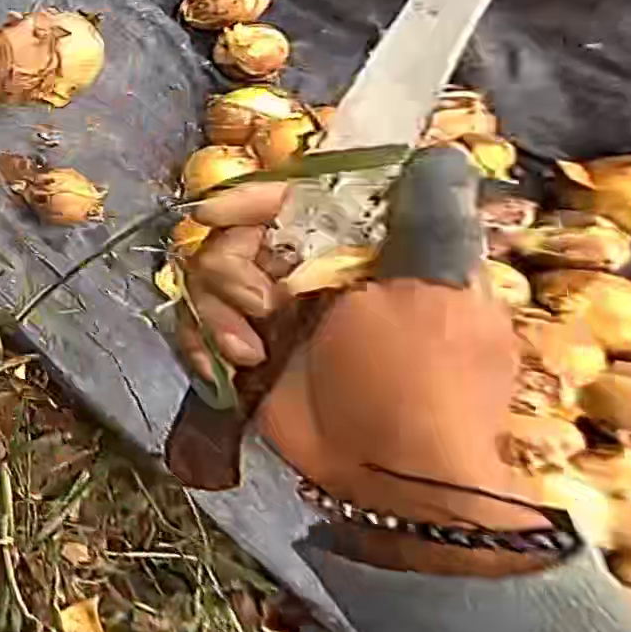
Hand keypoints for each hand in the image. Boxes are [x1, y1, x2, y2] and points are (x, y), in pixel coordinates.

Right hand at [176, 149, 544, 542]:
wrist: (389, 476)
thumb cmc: (416, 380)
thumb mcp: (431, 297)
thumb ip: (420, 226)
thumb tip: (436, 156)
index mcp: (357, 254)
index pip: (291, 199)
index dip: (249, 200)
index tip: (213, 215)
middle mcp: (308, 275)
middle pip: (234, 239)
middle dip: (231, 271)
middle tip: (262, 308)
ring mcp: (270, 313)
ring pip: (205, 280)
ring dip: (218, 315)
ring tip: (247, 353)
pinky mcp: (241, 345)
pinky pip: (194, 323)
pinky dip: (201, 343)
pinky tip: (226, 370)